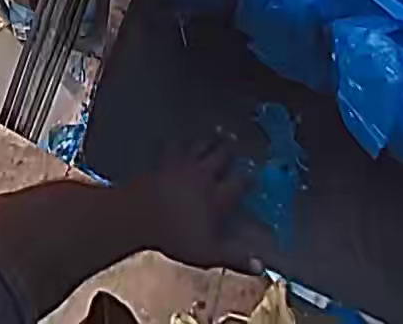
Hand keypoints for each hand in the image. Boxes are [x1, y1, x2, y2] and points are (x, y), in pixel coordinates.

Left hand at [125, 139, 257, 271]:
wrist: (141, 214)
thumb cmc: (175, 237)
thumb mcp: (207, 253)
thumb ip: (234, 257)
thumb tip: (261, 266)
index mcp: (217, 196)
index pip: (240, 183)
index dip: (249, 179)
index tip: (254, 176)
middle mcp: (205, 174)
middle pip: (222, 155)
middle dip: (230, 150)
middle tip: (235, 145)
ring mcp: (185, 163)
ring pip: (202, 145)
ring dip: (210, 140)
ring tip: (216, 136)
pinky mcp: (167, 158)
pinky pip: (176, 143)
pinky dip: (180, 140)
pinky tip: (180, 138)